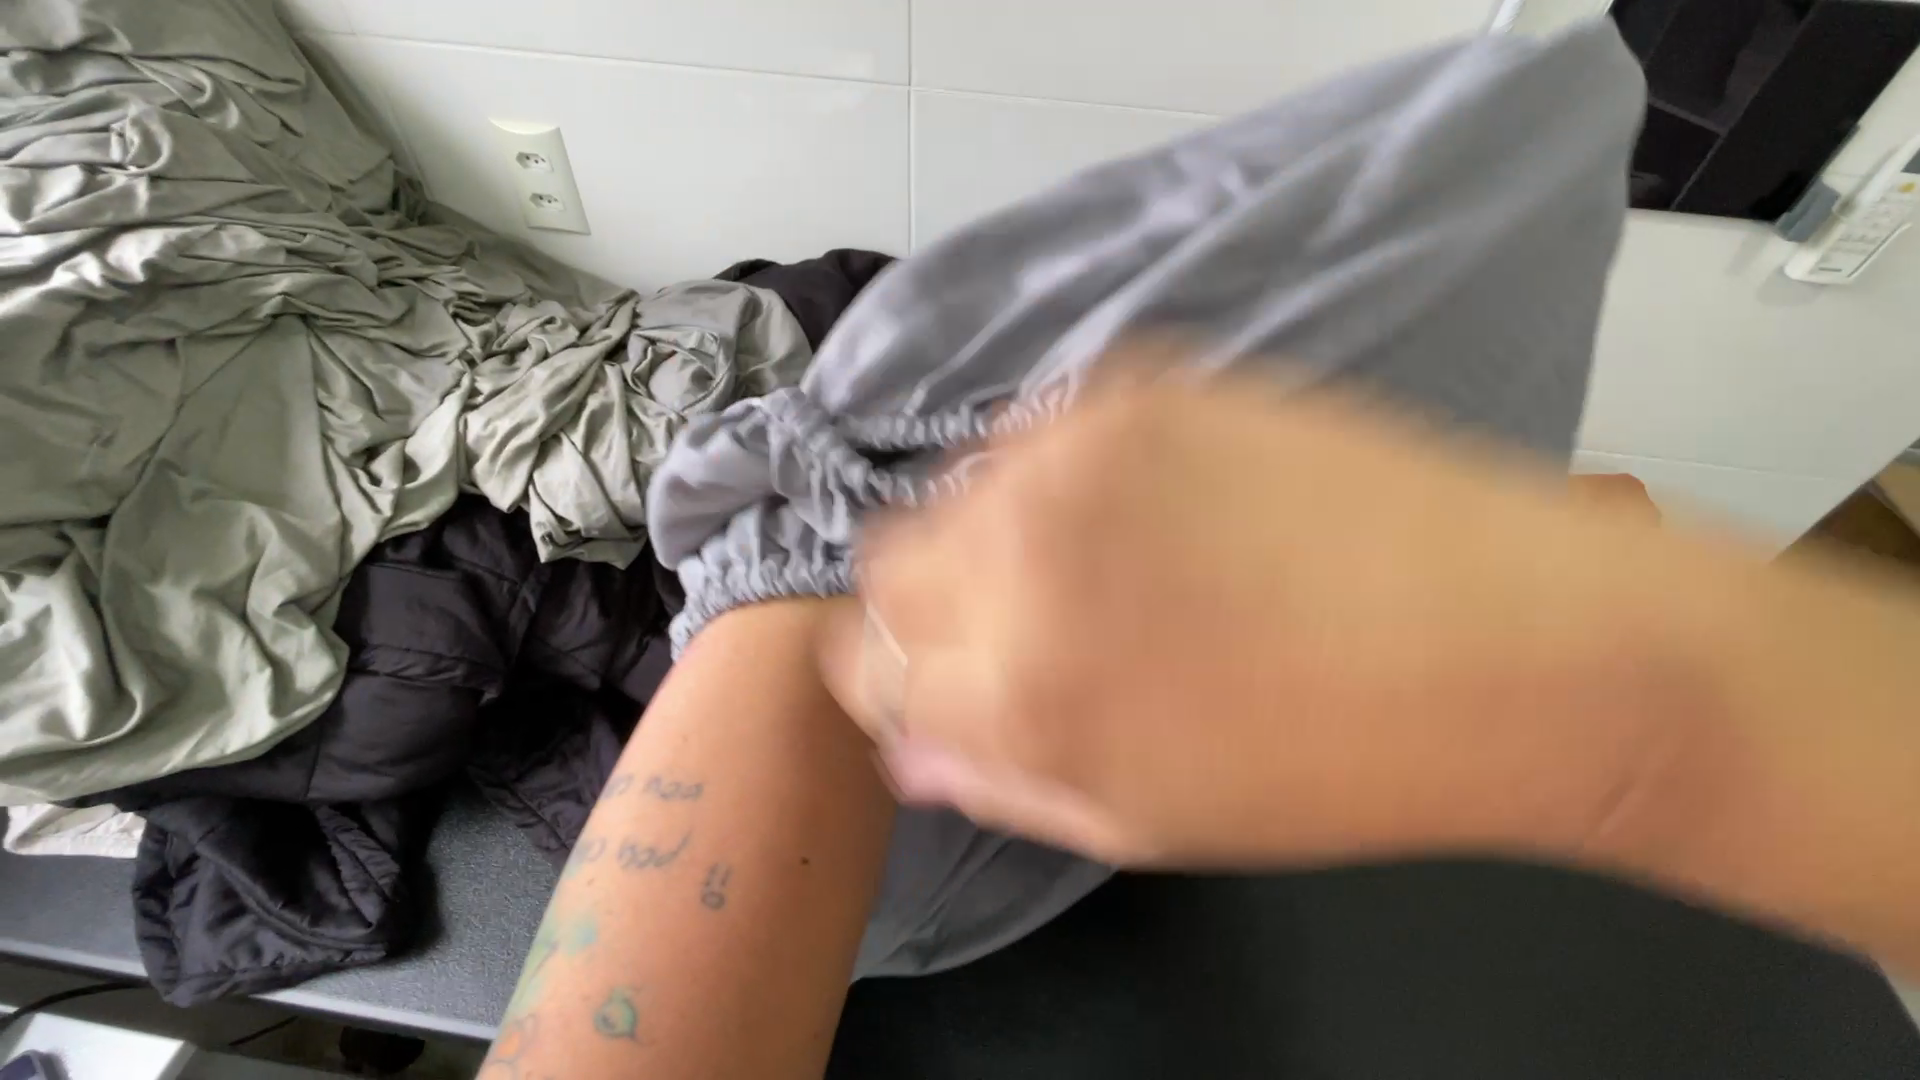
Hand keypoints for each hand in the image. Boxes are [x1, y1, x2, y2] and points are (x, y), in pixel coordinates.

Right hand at [819, 374, 1712, 868]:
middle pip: (885, 558)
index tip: (923, 676)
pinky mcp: (1139, 381)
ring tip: (1087, 560)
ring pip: (953, 487)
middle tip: (1005, 621)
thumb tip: (909, 748)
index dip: (883, 672)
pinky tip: (1135, 501)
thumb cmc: (1328, 764)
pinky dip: (1050, 472)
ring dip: (986, 532)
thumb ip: (1001, 782)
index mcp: (1017, 686)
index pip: (863, 661)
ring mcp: (1079, 448)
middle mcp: (1021, 550)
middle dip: (920, 599)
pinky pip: (1034, 430)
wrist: (1513, 640)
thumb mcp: (1146, 820)